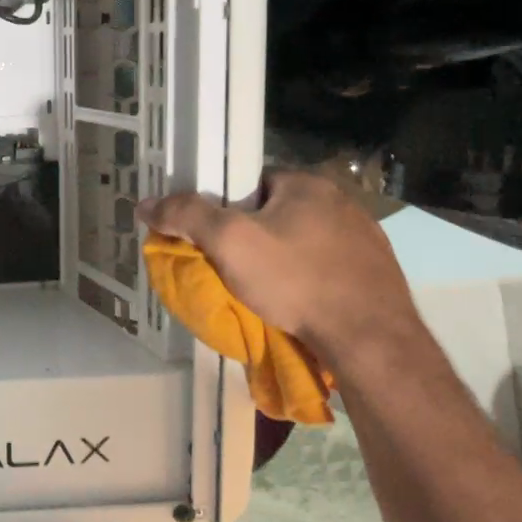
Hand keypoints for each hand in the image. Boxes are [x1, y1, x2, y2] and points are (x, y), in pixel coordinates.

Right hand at [139, 170, 421, 362]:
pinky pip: (324, 264)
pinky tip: (295, 298)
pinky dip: (304, 276)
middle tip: (228, 261)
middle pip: (273, 211)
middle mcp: (342, 202)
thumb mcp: (227, 241)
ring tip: (260, 285)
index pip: (249, 182)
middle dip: (249, 233)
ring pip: (300, 239)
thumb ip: (185, 215)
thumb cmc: (295, 280)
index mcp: (309, 184)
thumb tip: (145, 204)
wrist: (370, 340)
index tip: (209, 232)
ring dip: (278, 256)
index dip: (222, 204)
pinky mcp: (376, 271)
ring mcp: (365, 238)